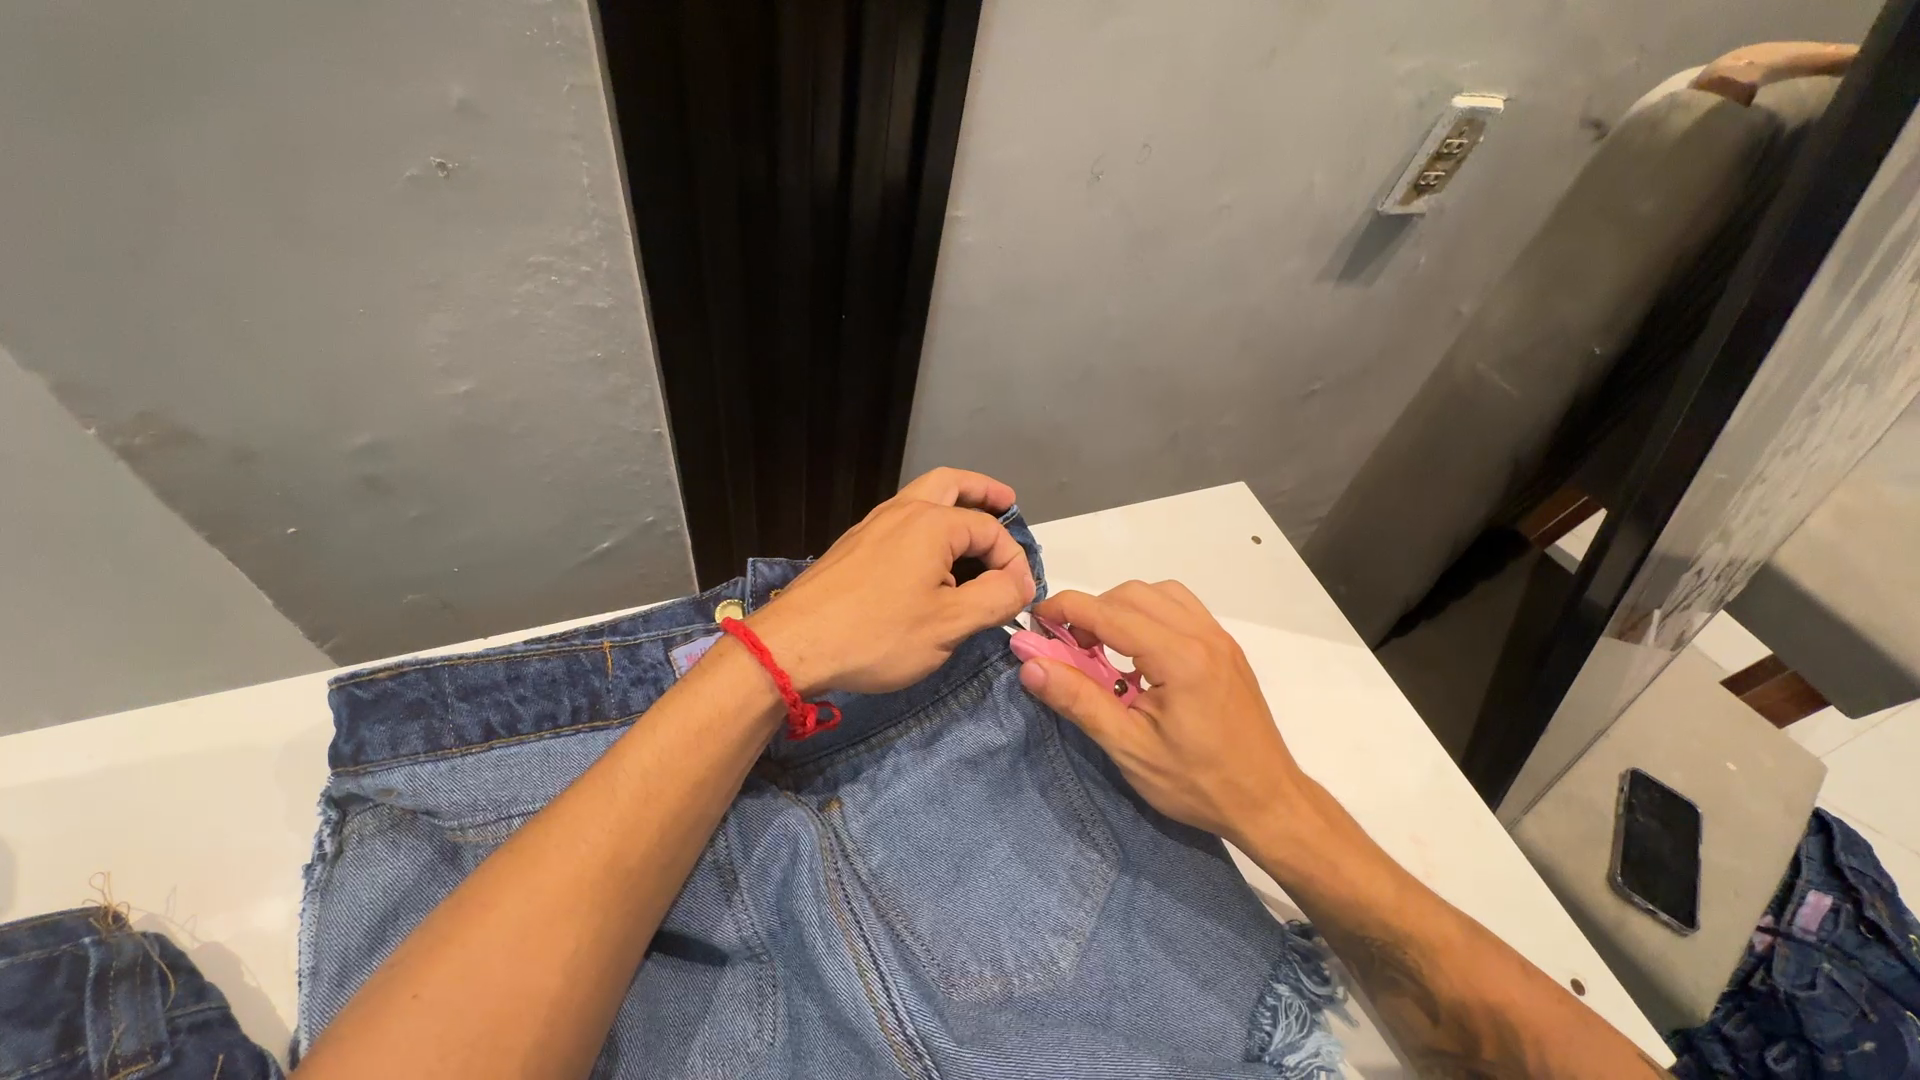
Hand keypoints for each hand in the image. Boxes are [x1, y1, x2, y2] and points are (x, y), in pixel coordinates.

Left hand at [746, 468, 1035, 695]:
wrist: (791, 646)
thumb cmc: (877, 634)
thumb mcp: (950, 623)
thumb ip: (995, 598)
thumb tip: (1021, 583)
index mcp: (931, 523)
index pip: (990, 529)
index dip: (1015, 560)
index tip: (1022, 596)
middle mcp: (901, 513)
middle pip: (950, 484)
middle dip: (982, 491)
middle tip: (1007, 502)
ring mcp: (871, 528)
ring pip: (921, 502)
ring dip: (952, 509)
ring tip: (973, 539)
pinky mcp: (852, 549)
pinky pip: (900, 526)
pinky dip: (927, 532)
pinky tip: (931, 569)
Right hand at [1016, 581, 1305, 847]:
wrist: (1268, 802)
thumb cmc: (1197, 783)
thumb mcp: (1129, 748)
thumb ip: (1079, 700)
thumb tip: (1030, 664)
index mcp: (1179, 657)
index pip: (1108, 612)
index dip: (1064, 609)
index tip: (1034, 621)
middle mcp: (1202, 635)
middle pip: (1131, 594)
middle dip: (1091, 611)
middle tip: (1069, 649)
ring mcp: (1219, 638)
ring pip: (1159, 593)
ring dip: (1121, 609)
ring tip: (1102, 649)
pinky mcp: (1226, 648)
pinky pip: (1181, 608)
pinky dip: (1150, 615)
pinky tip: (1138, 655)